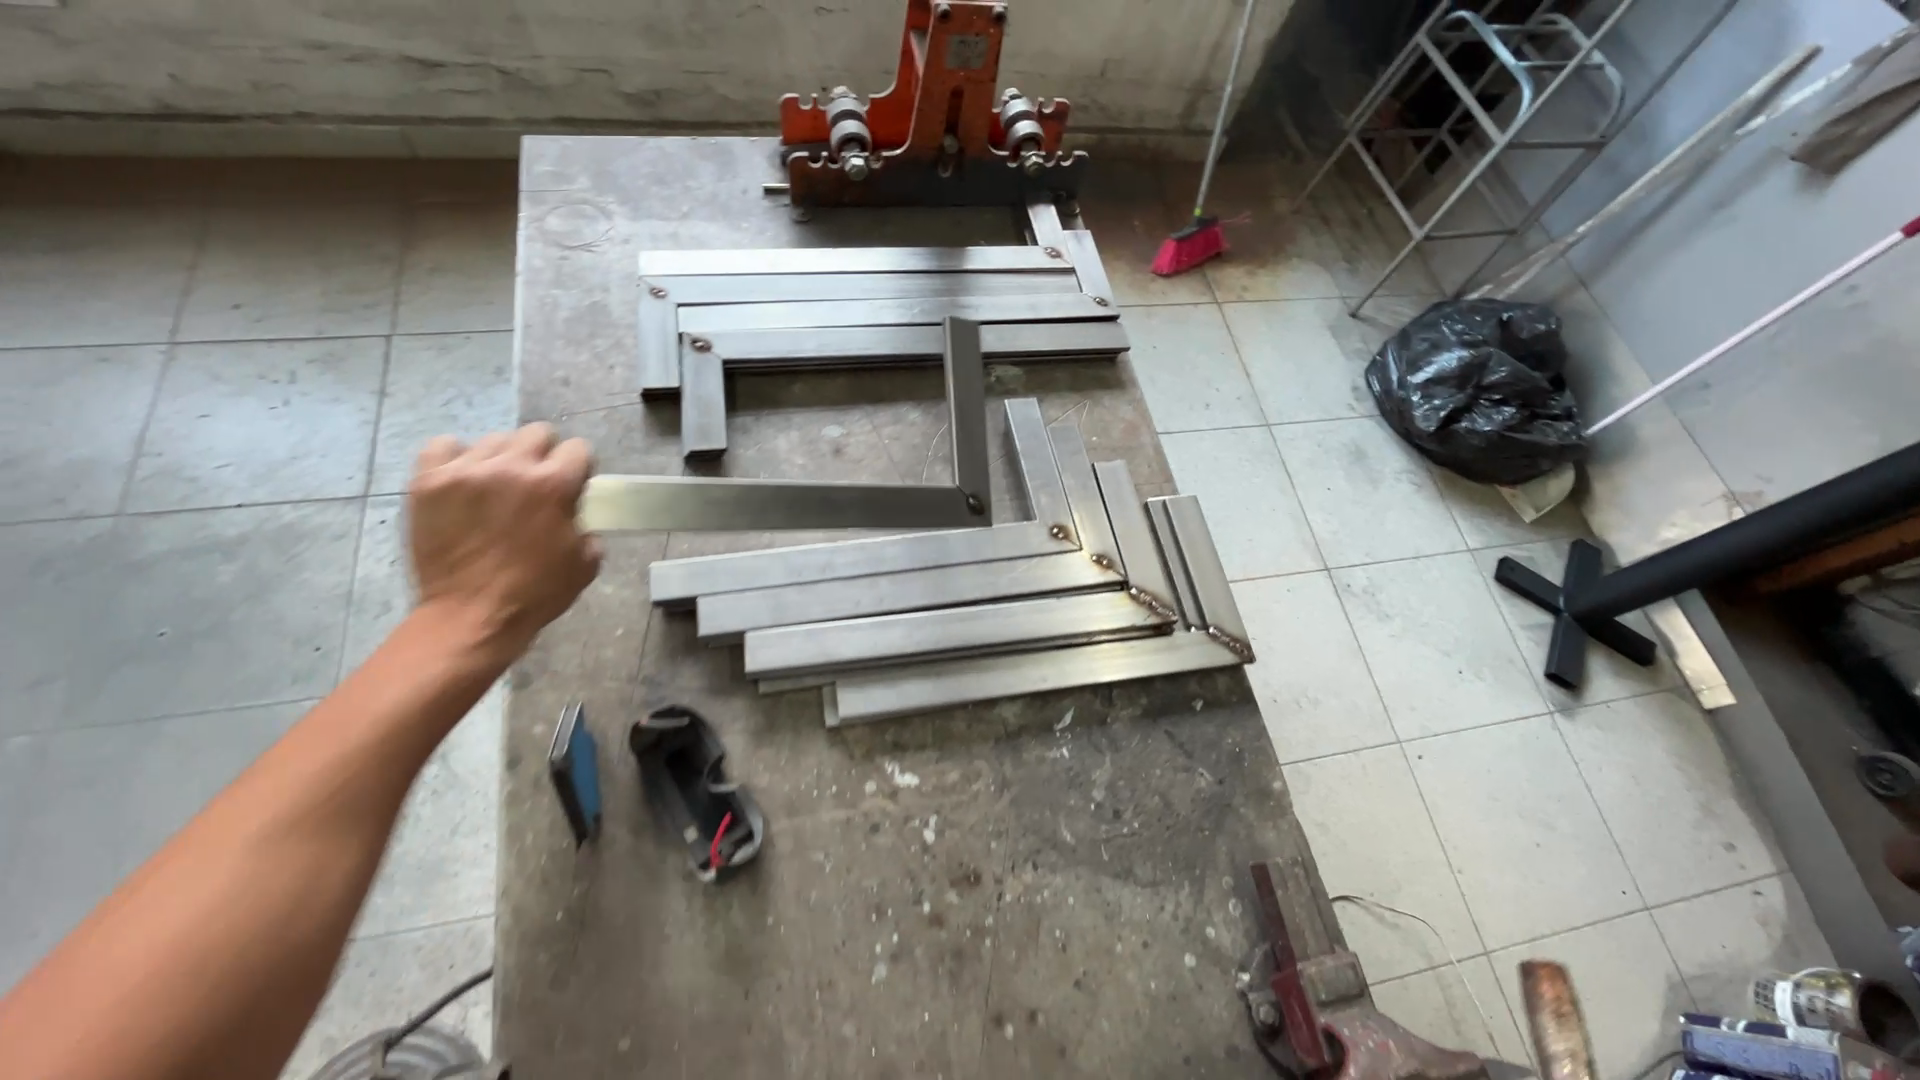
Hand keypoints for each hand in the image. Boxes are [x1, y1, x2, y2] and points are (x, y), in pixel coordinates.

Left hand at [407, 423, 601, 654]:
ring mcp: (465, 471)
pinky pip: (444, 446)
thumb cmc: (535, 593)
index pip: (577, 448)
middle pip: (536, 433)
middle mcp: (511, 467)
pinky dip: (455, 459)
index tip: (572, 487)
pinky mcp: (428, 481)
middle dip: (543, 455)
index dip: (578, 468)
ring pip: (493, 440)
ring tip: (494, 488)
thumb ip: (587, 526)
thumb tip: (576, 512)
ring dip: (501, 460)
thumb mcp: (585, 563)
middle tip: (534, 484)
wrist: (471, 615)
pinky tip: (461, 481)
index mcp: (554, 485)